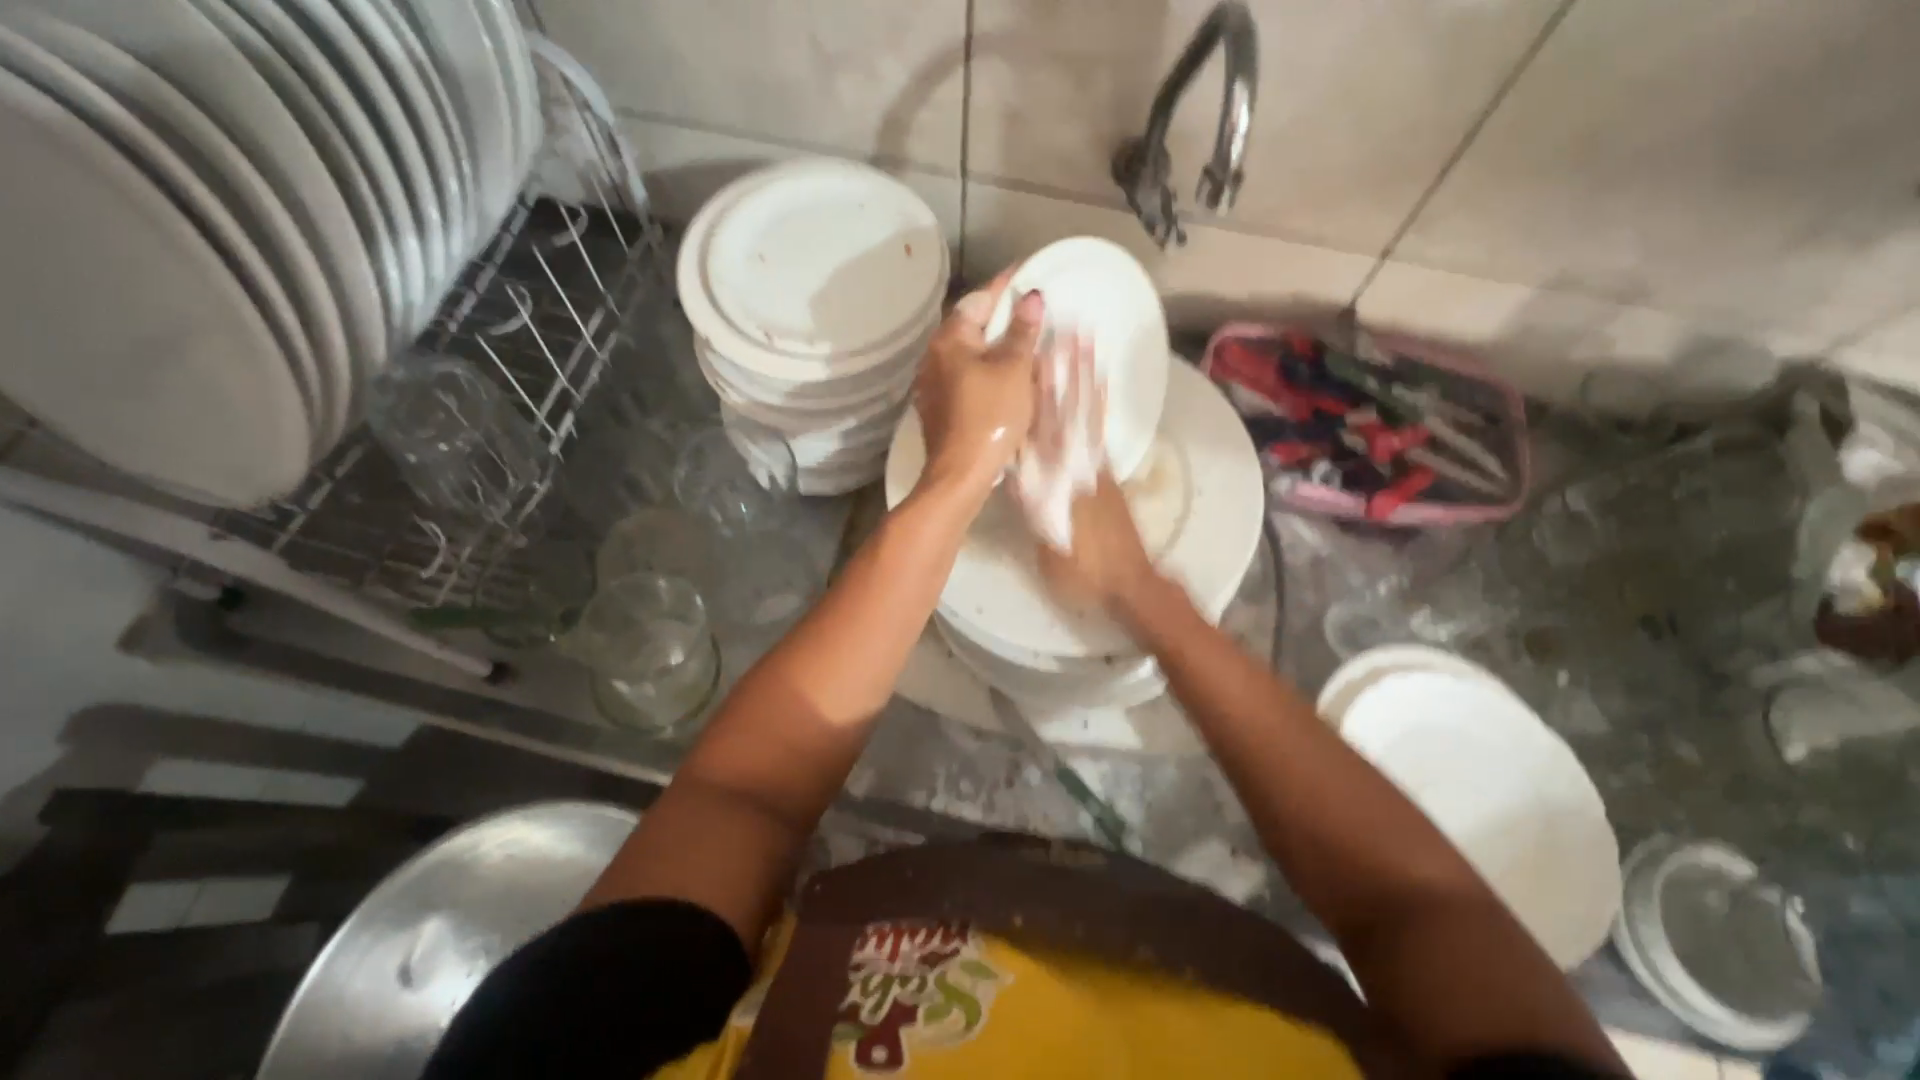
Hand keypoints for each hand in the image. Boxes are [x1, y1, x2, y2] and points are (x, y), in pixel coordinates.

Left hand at [913, 269, 1045, 494]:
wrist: (959, 473)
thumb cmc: (990, 416)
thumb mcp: (1014, 370)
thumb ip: (1022, 331)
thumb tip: (1030, 296)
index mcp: (950, 338)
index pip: (979, 299)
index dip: (1005, 285)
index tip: (1026, 271)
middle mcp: (933, 354)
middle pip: (969, 324)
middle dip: (998, 315)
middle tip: (1027, 308)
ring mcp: (931, 382)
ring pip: (966, 352)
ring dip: (991, 344)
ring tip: (1019, 341)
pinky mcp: (937, 406)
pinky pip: (963, 376)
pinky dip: (983, 369)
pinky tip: (1001, 376)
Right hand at [1017, 335, 1155, 612]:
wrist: (1129, 583)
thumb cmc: (1082, 569)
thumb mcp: (1049, 541)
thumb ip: (1033, 502)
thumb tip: (1011, 463)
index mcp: (1060, 479)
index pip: (1044, 426)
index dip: (1038, 389)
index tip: (1031, 353)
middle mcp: (1079, 464)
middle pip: (1069, 408)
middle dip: (1064, 369)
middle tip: (1062, 329)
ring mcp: (1095, 465)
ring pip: (1088, 411)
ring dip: (1085, 375)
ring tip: (1083, 341)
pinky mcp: (1105, 472)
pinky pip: (1101, 428)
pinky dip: (1100, 401)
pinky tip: (1100, 382)